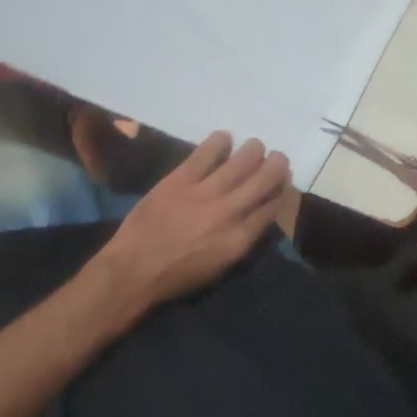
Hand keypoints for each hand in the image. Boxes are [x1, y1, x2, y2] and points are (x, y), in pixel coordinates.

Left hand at [90, 131, 290, 309]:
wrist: (135, 270)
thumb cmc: (176, 278)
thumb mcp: (219, 269)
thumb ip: (239, 242)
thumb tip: (252, 220)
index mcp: (240, 240)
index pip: (272, 208)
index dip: (281, 193)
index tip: (281, 185)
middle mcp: (230, 212)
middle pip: (264, 181)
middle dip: (276, 167)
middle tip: (277, 158)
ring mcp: (205, 193)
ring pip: (241, 162)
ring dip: (253, 150)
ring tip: (255, 146)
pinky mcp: (180, 179)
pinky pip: (205, 153)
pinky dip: (218, 143)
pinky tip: (223, 138)